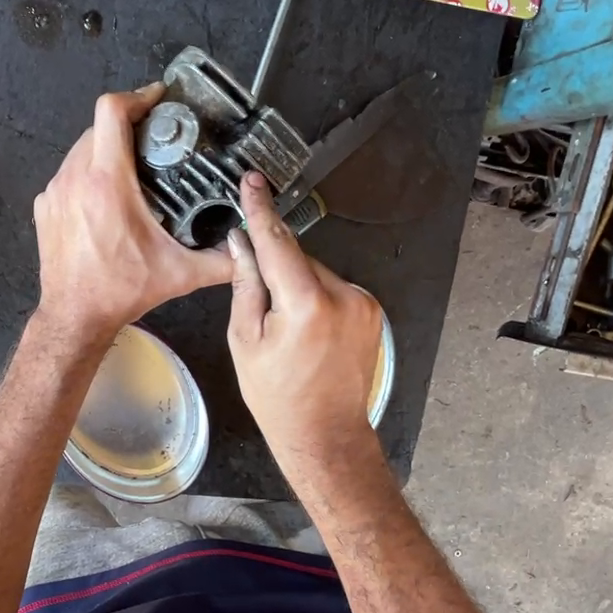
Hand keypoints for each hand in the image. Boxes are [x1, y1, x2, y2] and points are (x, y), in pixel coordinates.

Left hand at [32, 85, 230, 347]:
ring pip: (79, 149)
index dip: (137, 97)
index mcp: (107, 184)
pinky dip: (87, 175)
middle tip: (154, 137)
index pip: (112, 112)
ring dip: (105, 149)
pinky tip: (106, 197)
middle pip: (98, 127)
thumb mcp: (178, 274)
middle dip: (126, 125)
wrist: (75, 316)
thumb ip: (220, 261)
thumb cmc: (119, 292)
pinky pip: (67, 175)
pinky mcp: (45, 207)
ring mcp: (55, 192)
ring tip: (133, 164)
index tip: (157, 99)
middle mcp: (75, 179)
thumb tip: (247, 251)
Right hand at [227, 172, 384, 464]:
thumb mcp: (245, 340)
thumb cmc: (277, 395)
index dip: (260, 209)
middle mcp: (342, 296)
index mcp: (305, 304)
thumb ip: (246, 284)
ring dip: (296, 285)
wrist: (324, 431)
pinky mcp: (371, 311)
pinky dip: (315, 297)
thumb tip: (241, 243)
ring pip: (315, 273)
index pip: (277, 242)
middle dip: (275, 267)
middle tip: (261, 304)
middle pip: (297, 258)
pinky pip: (333, 288)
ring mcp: (362, 303)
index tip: (251, 181)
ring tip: (286, 329)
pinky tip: (307, 331)